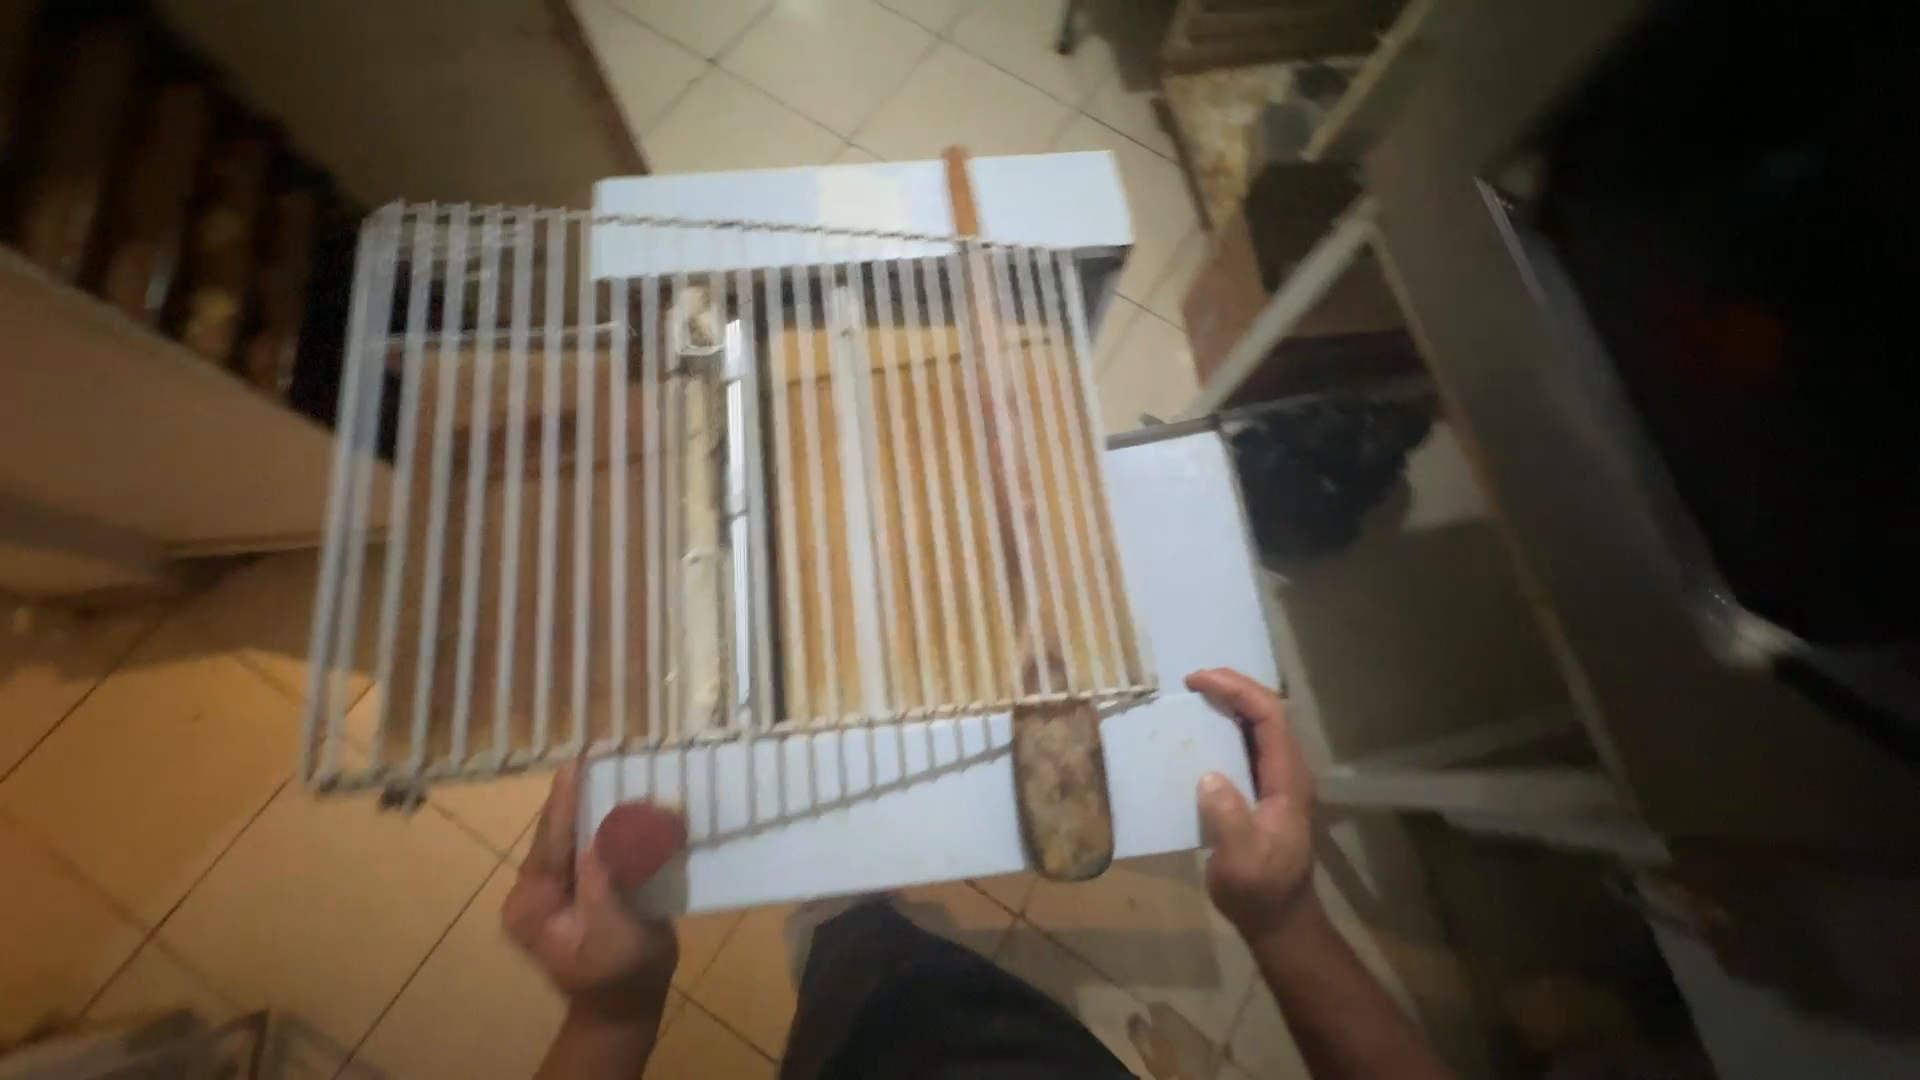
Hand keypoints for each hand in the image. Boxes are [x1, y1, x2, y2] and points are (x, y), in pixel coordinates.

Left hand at [503, 760, 686, 1023]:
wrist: (628, 1003)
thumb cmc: (621, 973)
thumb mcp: (611, 934)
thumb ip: (601, 886)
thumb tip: (600, 837)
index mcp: (533, 903)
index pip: (550, 840)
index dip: (567, 798)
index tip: (579, 761)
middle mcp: (537, 889)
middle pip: (560, 829)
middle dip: (583, 789)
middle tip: (604, 749)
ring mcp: (559, 886)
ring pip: (577, 831)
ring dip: (599, 798)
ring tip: (617, 761)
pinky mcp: (582, 882)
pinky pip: (594, 841)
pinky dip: (612, 817)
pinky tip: (629, 793)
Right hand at [1188, 668, 1318, 945]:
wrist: (1278, 920)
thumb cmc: (1261, 890)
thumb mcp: (1242, 859)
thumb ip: (1228, 817)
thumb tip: (1209, 777)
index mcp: (1288, 779)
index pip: (1270, 717)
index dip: (1237, 691)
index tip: (1198, 682)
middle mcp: (1287, 770)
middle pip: (1268, 711)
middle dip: (1233, 687)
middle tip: (1192, 681)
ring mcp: (1276, 779)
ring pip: (1259, 723)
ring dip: (1229, 701)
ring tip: (1194, 695)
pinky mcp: (1262, 789)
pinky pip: (1246, 742)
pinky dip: (1224, 723)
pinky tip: (1199, 728)